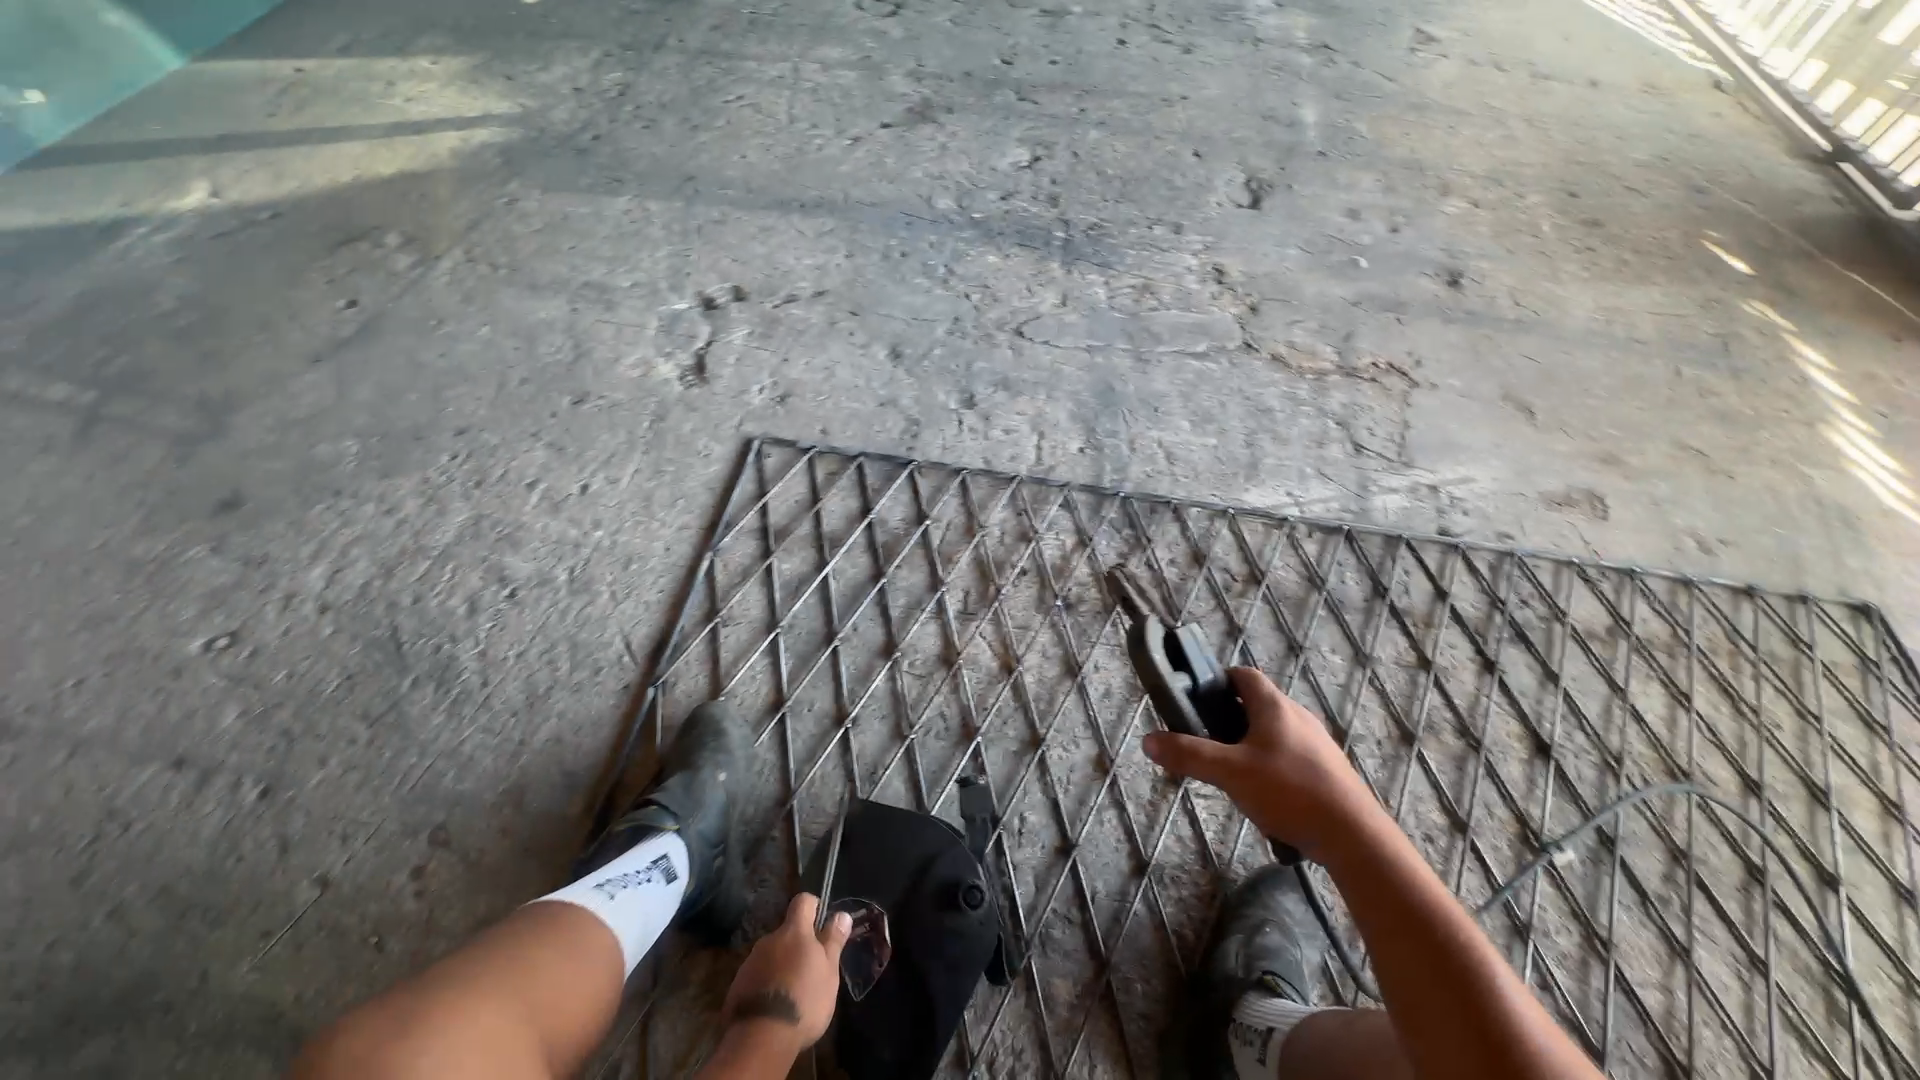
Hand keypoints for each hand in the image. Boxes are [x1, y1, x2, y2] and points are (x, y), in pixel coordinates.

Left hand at [720, 893, 851, 1051]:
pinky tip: (774, 1006)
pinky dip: (767, 983)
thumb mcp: (829, 973)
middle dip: (799, 946)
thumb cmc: (804, 1000)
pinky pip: (757, 975)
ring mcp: (750, 962)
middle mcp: (769, 940)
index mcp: (793, 932)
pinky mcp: (737, 985)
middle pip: (787, 933)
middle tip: (812, 971)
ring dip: (782, 966)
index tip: (822, 922)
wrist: (760, 1038)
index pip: (803, 902)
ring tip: (793, 993)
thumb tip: (842, 914)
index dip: (814, 906)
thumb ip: (833, 942)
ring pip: (772, 955)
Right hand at [1141, 667, 1376, 860]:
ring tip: (1229, 772)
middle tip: (1204, 741)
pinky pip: (1290, 756)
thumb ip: (1188, 755)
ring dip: (1248, 744)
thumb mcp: (1229, 773)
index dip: (1217, 681)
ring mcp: (1316, 744)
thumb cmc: (1288, 791)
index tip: (1195, 700)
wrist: (1353, 835)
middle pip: (1257, 705)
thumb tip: (1148, 740)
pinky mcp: (1327, 771)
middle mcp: (1298, 717)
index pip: (1243, 675)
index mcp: (1275, 707)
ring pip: (1273, 733)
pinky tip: (1262, 795)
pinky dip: (1270, 766)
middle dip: (1228, 718)